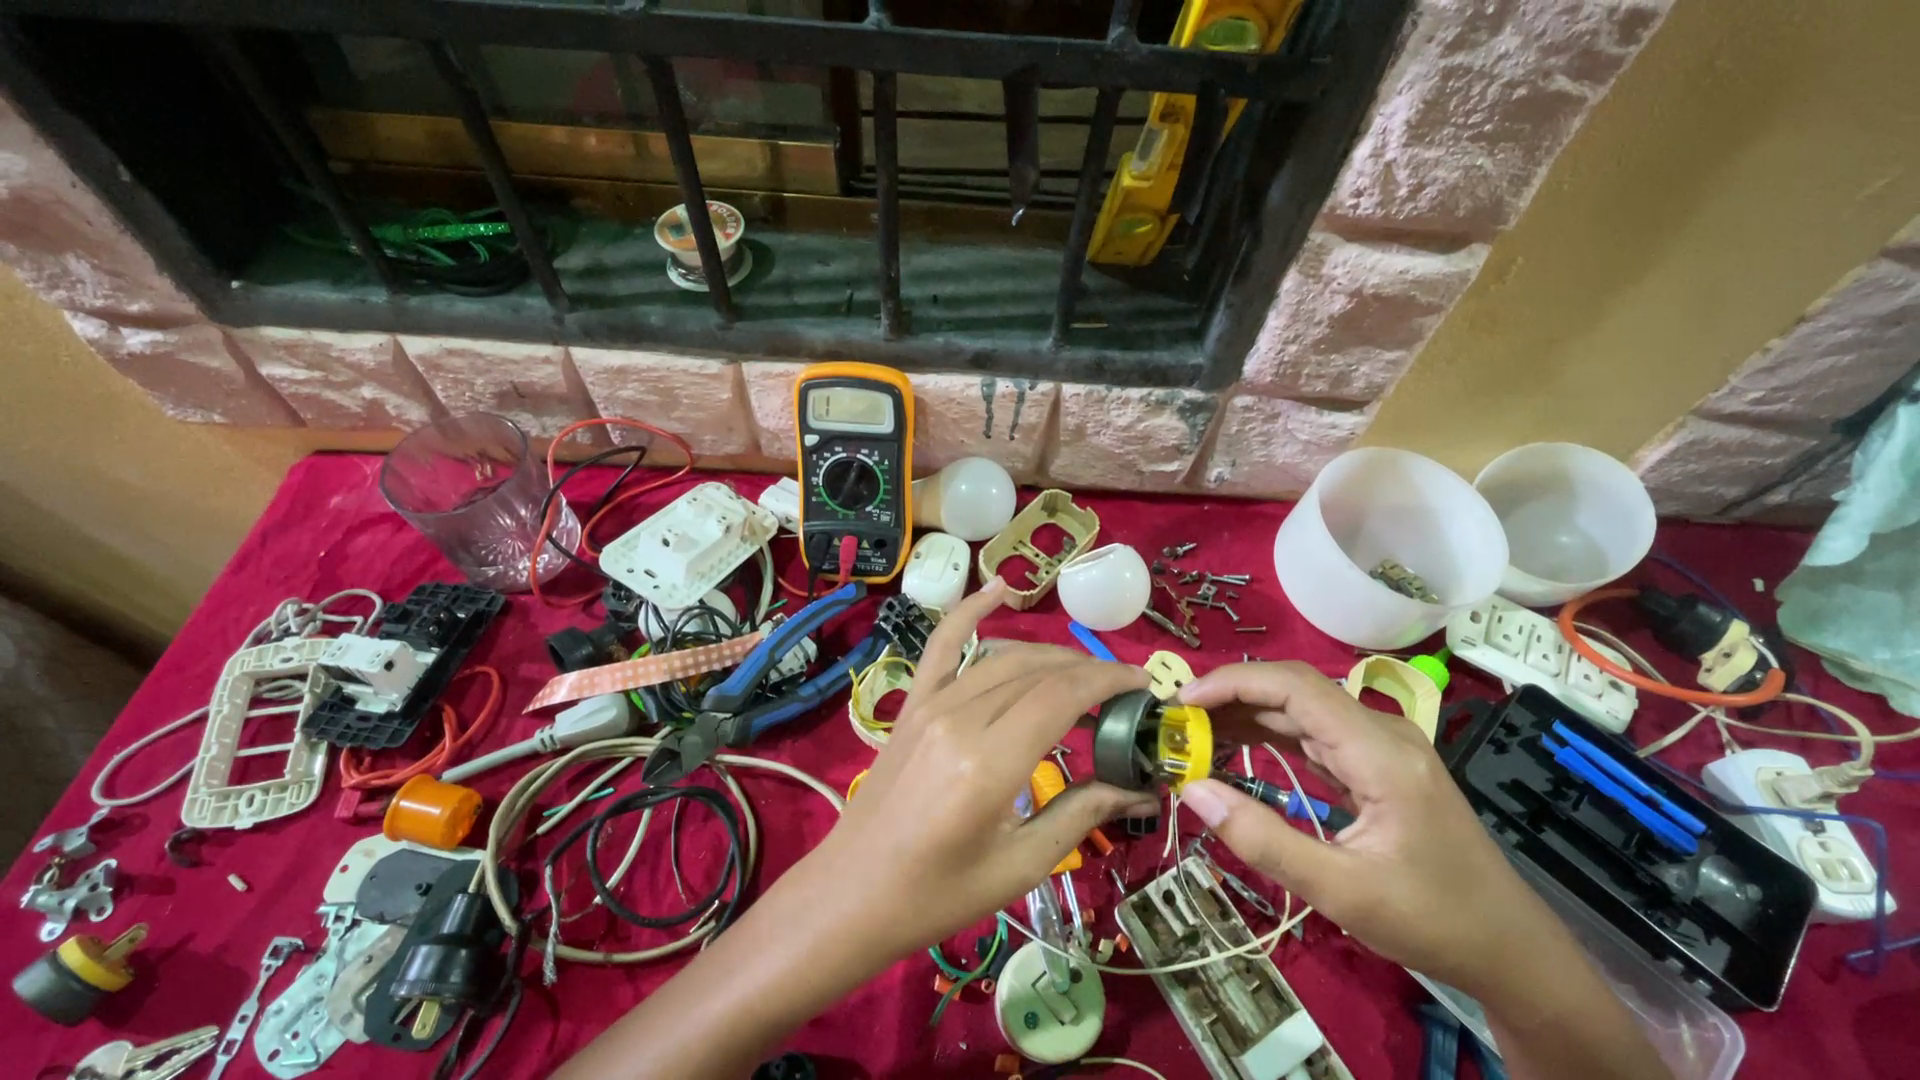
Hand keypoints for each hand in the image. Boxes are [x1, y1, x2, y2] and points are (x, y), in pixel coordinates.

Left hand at [808, 579, 1157, 955]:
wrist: (853, 895)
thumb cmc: (939, 894)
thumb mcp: (1021, 865)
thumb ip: (1082, 814)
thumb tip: (1143, 791)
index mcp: (989, 763)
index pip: (1062, 696)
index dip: (1109, 682)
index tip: (1143, 686)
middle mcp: (960, 719)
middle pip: (1038, 671)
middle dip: (1089, 672)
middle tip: (1123, 692)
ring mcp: (929, 705)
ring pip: (1003, 657)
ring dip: (1051, 656)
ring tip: (1086, 673)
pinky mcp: (911, 705)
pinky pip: (942, 646)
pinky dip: (971, 611)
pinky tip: (1000, 588)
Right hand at [1174, 662, 1569, 995]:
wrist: (1507, 948)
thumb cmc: (1430, 920)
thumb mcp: (1340, 891)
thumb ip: (1263, 839)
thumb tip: (1191, 790)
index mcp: (1381, 753)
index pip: (1296, 687)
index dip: (1234, 683)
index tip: (1182, 702)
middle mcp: (1382, 735)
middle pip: (1296, 691)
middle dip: (1231, 697)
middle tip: (1175, 721)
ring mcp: (1382, 748)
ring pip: (1302, 711)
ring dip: (1247, 715)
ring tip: (1192, 732)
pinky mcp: (1378, 767)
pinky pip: (1314, 737)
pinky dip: (1270, 737)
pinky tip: (1235, 749)